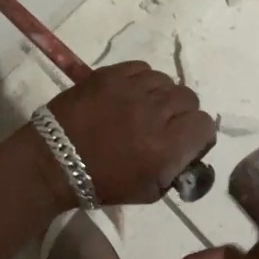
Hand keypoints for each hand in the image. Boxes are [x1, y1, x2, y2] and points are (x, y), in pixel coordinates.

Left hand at [44, 61, 215, 204]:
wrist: (55, 159)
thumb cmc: (101, 182)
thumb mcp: (149, 191)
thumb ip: (176, 169)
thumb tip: (189, 150)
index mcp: (165, 147)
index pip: (204, 124)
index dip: (198, 133)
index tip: (185, 139)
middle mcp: (153, 113)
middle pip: (188, 98)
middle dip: (181, 112)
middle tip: (164, 123)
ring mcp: (130, 89)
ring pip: (166, 80)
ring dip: (161, 94)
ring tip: (145, 106)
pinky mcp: (109, 74)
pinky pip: (141, 67)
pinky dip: (141, 79)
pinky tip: (130, 93)